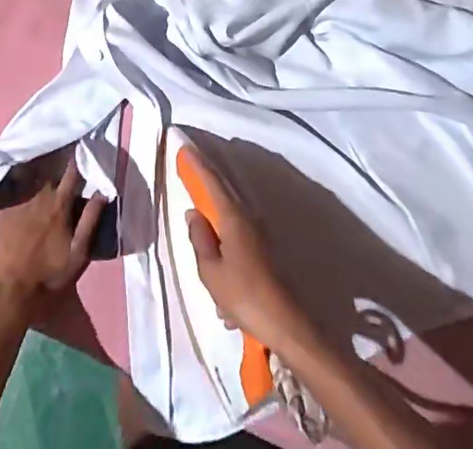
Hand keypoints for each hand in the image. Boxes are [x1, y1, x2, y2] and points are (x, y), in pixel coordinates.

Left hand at [0, 159, 106, 315]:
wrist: (13, 290)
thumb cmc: (51, 274)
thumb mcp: (79, 252)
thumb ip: (90, 220)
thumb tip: (102, 193)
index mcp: (59, 207)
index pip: (71, 176)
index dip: (76, 162)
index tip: (80, 149)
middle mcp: (38, 198)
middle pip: (49, 172)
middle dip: (54, 162)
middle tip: (58, 153)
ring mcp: (17, 203)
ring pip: (29, 178)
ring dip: (36, 168)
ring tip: (37, 159)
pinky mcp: (1, 210)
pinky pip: (9, 189)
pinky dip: (15, 182)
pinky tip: (15, 178)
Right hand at [182, 148, 310, 354]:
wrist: (287, 325)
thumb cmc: (243, 295)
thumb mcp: (210, 270)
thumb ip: (199, 239)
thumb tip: (194, 213)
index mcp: (234, 219)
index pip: (212, 183)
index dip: (198, 165)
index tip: (186, 147)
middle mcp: (249, 219)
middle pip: (224, 190)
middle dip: (206, 176)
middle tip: (190, 163)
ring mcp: (259, 234)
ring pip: (232, 209)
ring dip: (216, 201)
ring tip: (201, 196)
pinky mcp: (264, 249)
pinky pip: (238, 228)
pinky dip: (225, 226)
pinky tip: (218, 243)